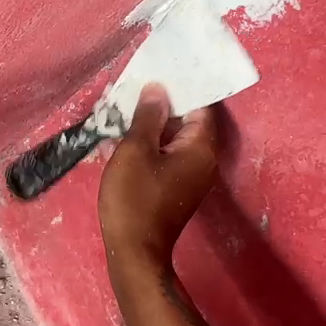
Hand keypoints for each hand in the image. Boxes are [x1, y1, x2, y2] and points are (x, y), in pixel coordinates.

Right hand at [98, 84, 218, 272]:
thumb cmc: (134, 199)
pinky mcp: (175, 189)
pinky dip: (148, 146)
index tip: (158, 72)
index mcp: (200, 147)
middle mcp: (203, 160)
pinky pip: (166, 157)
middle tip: (134, 88)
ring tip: (123, 111)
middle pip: (186, 121)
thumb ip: (148, 116)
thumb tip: (158, 89)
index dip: (180, 87)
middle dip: (160, 105)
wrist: (134, 253)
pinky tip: (121, 140)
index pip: (200, 105)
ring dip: (150, 126)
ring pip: (173, 140)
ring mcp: (190, 177)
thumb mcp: (135, 151)